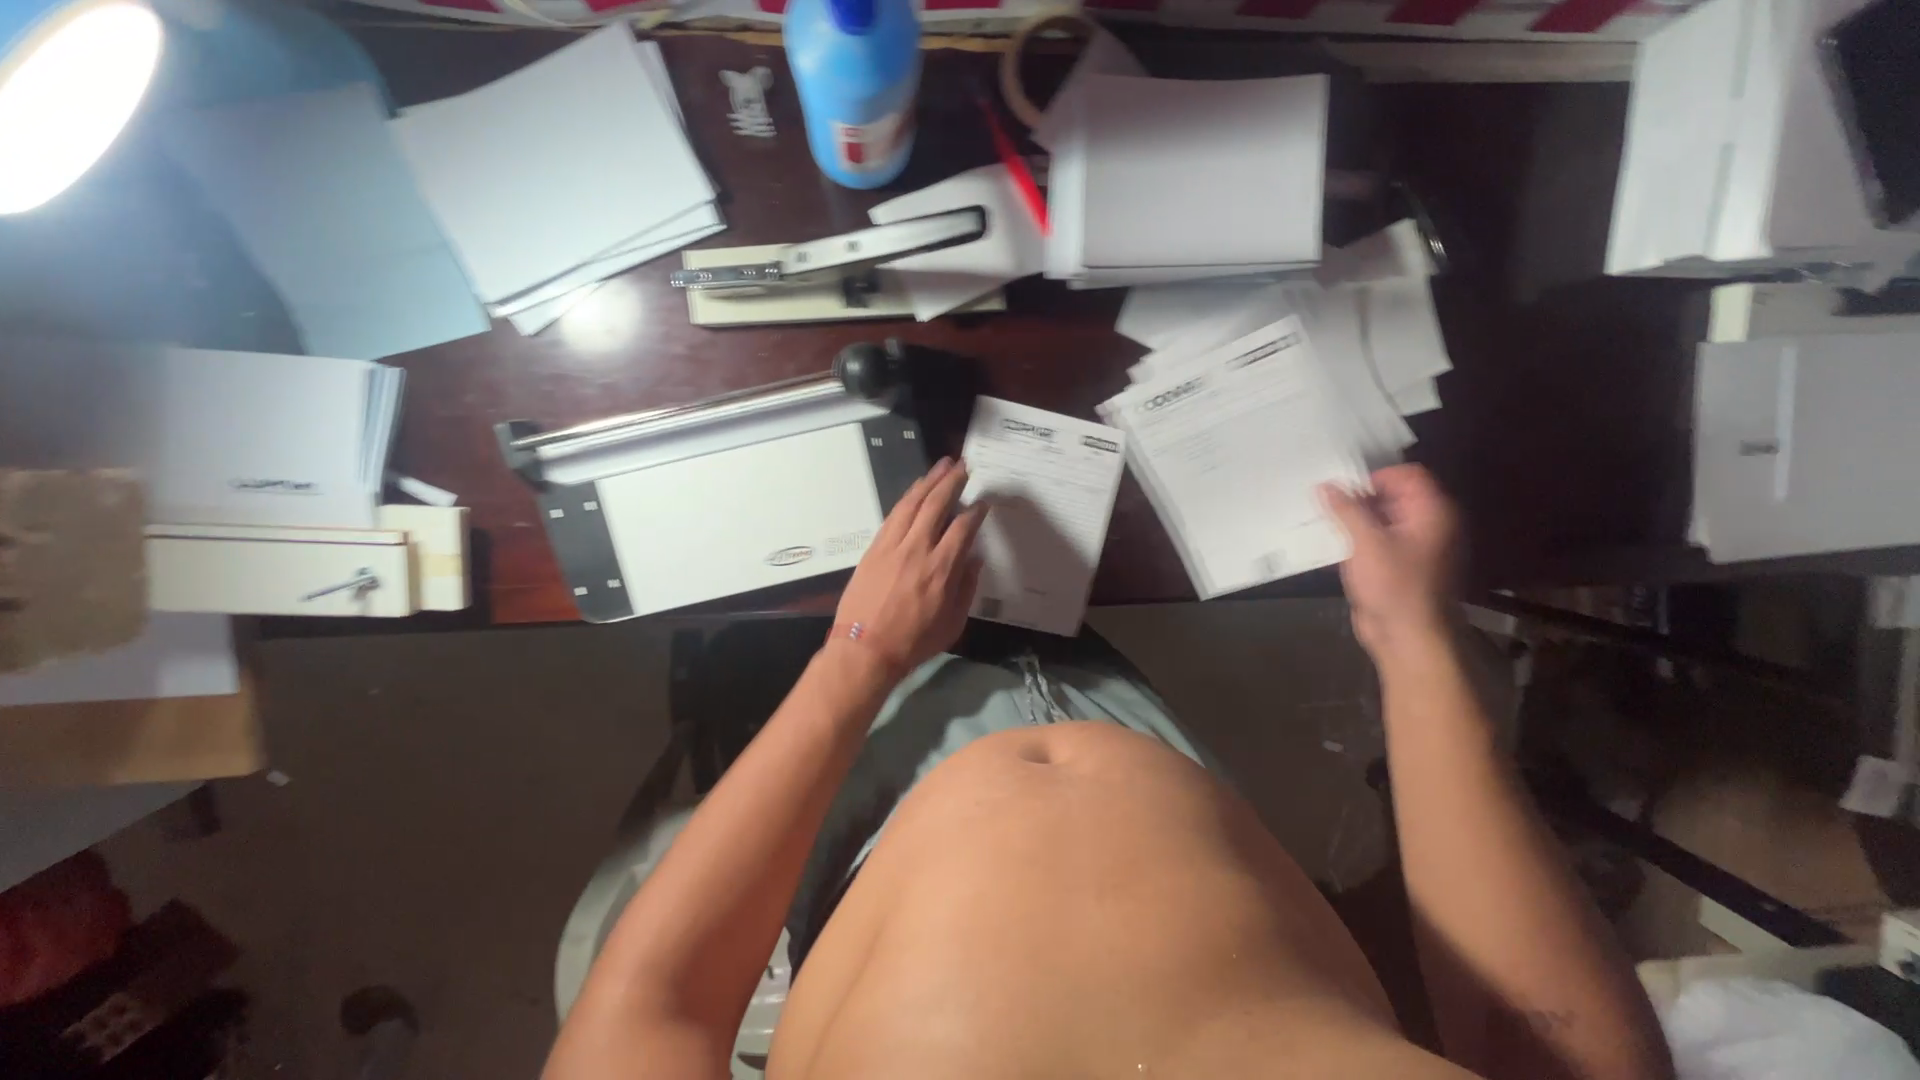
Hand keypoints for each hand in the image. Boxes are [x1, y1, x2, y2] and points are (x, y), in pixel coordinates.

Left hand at [833, 457, 987, 680]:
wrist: (865, 649)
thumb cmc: (914, 641)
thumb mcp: (953, 622)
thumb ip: (966, 587)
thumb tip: (974, 559)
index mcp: (941, 568)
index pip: (963, 527)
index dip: (975, 511)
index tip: (983, 503)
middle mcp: (917, 549)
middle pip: (936, 504)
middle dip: (952, 482)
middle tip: (963, 467)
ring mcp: (892, 545)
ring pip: (912, 503)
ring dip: (928, 481)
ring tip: (941, 466)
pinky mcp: (874, 548)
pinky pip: (893, 515)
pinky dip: (907, 498)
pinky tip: (915, 490)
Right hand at [1319, 464, 1460, 658]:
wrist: (1407, 637)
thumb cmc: (1394, 586)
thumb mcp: (1365, 541)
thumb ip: (1345, 509)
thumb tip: (1326, 485)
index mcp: (1431, 513)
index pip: (1406, 475)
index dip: (1373, 476)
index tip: (1341, 486)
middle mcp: (1427, 525)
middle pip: (1391, 496)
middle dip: (1357, 497)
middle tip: (1323, 500)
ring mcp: (1412, 547)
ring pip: (1379, 520)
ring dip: (1352, 520)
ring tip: (1321, 519)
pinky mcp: (1396, 567)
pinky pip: (1374, 543)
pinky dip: (1354, 540)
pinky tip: (1328, 543)